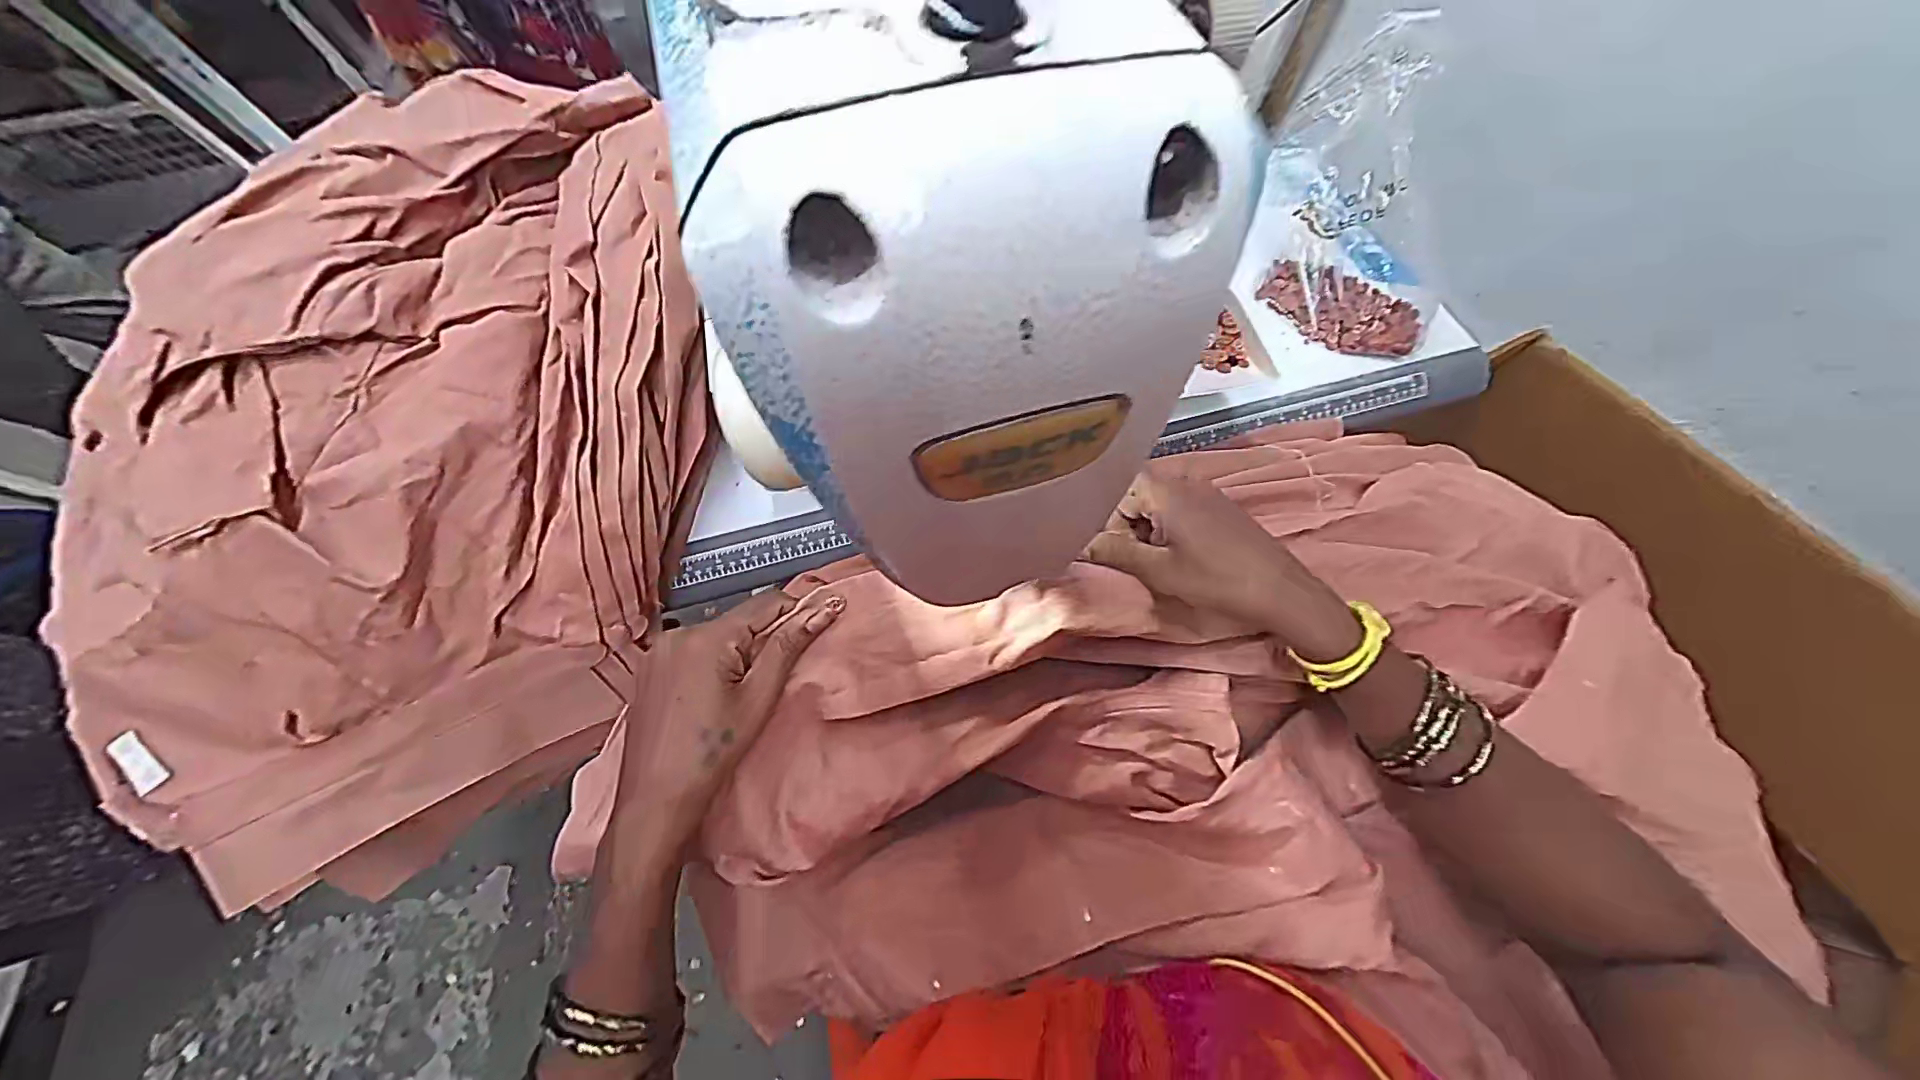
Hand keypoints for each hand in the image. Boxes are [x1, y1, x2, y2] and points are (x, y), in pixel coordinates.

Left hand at [612, 590, 843, 842]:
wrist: (655, 799)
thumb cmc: (712, 752)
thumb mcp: (759, 697)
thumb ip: (788, 646)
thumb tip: (823, 608)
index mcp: (707, 636)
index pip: (767, 602)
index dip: (798, 611)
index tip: (821, 623)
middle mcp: (678, 633)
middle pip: (741, 618)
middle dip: (766, 637)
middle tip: (777, 676)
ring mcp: (659, 649)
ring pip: (719, 633)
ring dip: (740, 649)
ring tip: (746, 691)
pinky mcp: (650, 667)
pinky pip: (694, 648)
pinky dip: (715, 660)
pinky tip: (717, 694)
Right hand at [1083, 473, 1360, 660]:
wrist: (1283, 592)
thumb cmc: (1218, 581)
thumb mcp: (1159, 572)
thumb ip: (1115, 552)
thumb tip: (1082, 543)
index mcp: (1167, 490)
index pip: (1115, 487)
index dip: (1104, 517)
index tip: (1110, 549)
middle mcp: (1185, 482)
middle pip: (1134, 494)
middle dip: (1123, 525)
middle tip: (1129, 559)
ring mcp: (1205, 494)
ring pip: (1155, 504)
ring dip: (1145, 531)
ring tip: (1154, 563)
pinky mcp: (1218, 509)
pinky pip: (1177, 511)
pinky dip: (1166, 531)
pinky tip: (1177, 559)